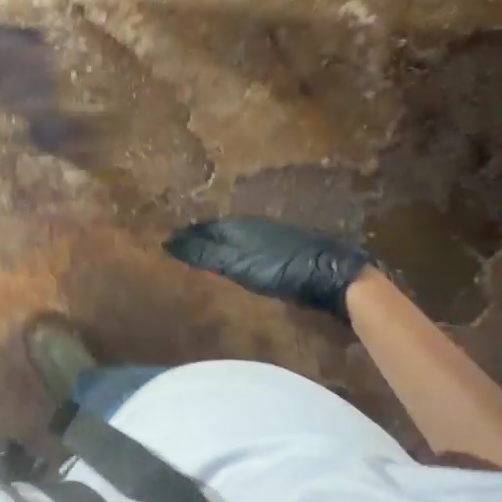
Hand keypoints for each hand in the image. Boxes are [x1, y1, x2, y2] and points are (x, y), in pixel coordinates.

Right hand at [164, 217, 373, 320]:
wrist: (334, 276)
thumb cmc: (282, 270)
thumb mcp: (238, 265)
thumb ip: (205, 256)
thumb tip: (167, 242)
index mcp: (239, 225)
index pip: (204, 228)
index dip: (187, 236)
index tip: (169, 243)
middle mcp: (254, 226)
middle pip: (220, 231)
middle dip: (202, 238)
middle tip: (184, 249)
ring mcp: (273, 237)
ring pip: (238, 238)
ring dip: (221, 245)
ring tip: (208, 255)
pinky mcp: (288, 251)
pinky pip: (253, 247)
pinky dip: (239, 253)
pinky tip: (242, 262)